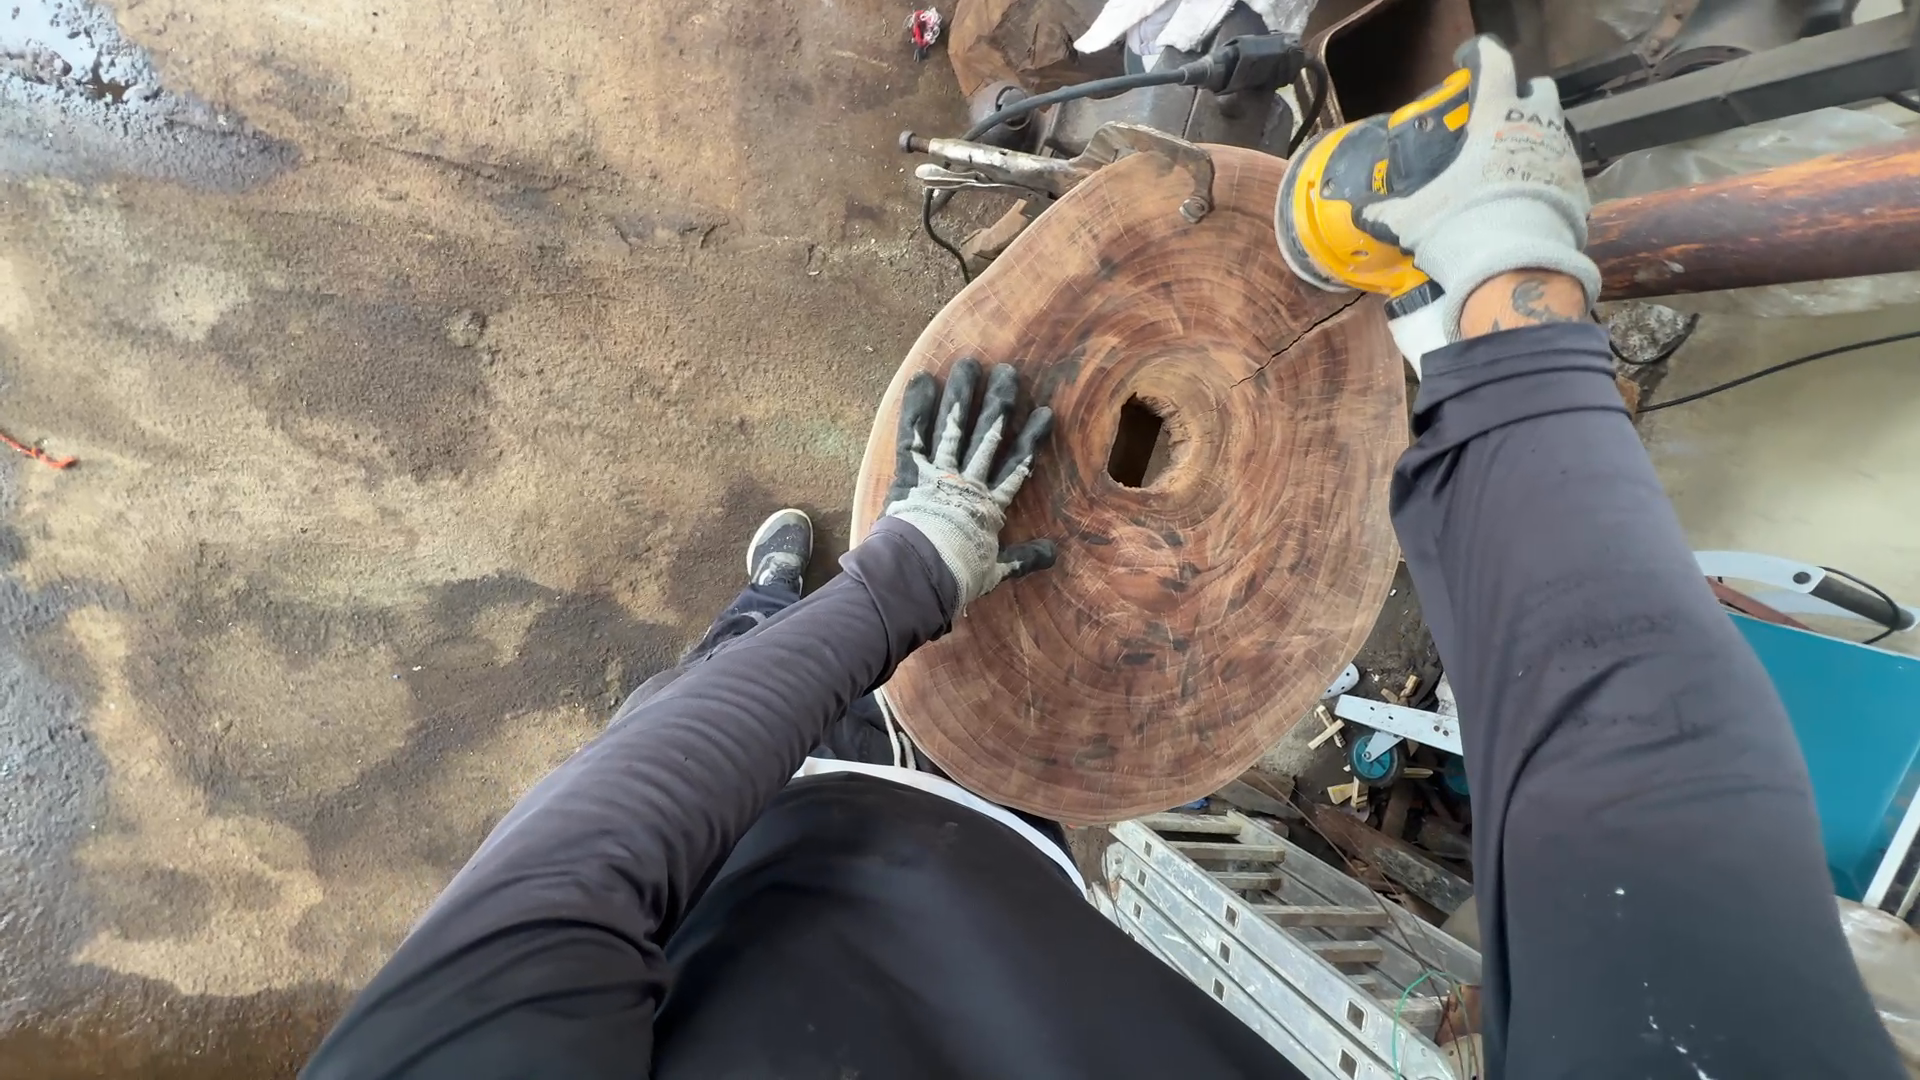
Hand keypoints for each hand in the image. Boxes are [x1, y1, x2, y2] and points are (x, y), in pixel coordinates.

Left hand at [882, 358, 1055, 610]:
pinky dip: (917, 407)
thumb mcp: (993, 571)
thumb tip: (1054, 555)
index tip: (1045, 413)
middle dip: (998, 403)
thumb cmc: (955, 576)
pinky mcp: (910, 471)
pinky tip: (922, 379)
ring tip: (970, 363)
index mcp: (989, 505)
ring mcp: (939, 473)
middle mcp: (967, 481)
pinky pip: (912, 434)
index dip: (1031, 439)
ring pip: (953, 426)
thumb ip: (1022, 559)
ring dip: (962, 395)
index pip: (1017, 465)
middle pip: (987, 436)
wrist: (918, 575)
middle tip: (1008, 372)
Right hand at [1361, 35, 1598, 340]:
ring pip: (1551, 128)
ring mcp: (1561, 152)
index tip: (1471, 56)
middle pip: (1538, 89)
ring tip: (1505, 163)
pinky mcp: (1577, 185)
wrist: (1513, 264)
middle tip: (1496, 117)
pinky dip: (1542, 174)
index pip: (1495, 68)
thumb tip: (1360, 213)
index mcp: (1496, 118)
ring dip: (1531, 136)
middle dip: (1520, 96)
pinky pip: (1560, 168)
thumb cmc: (1459, 225)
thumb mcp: (1411, 220)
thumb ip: (1385, 213)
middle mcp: (1536, 124)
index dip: (1482, 56)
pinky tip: (1521, 195)